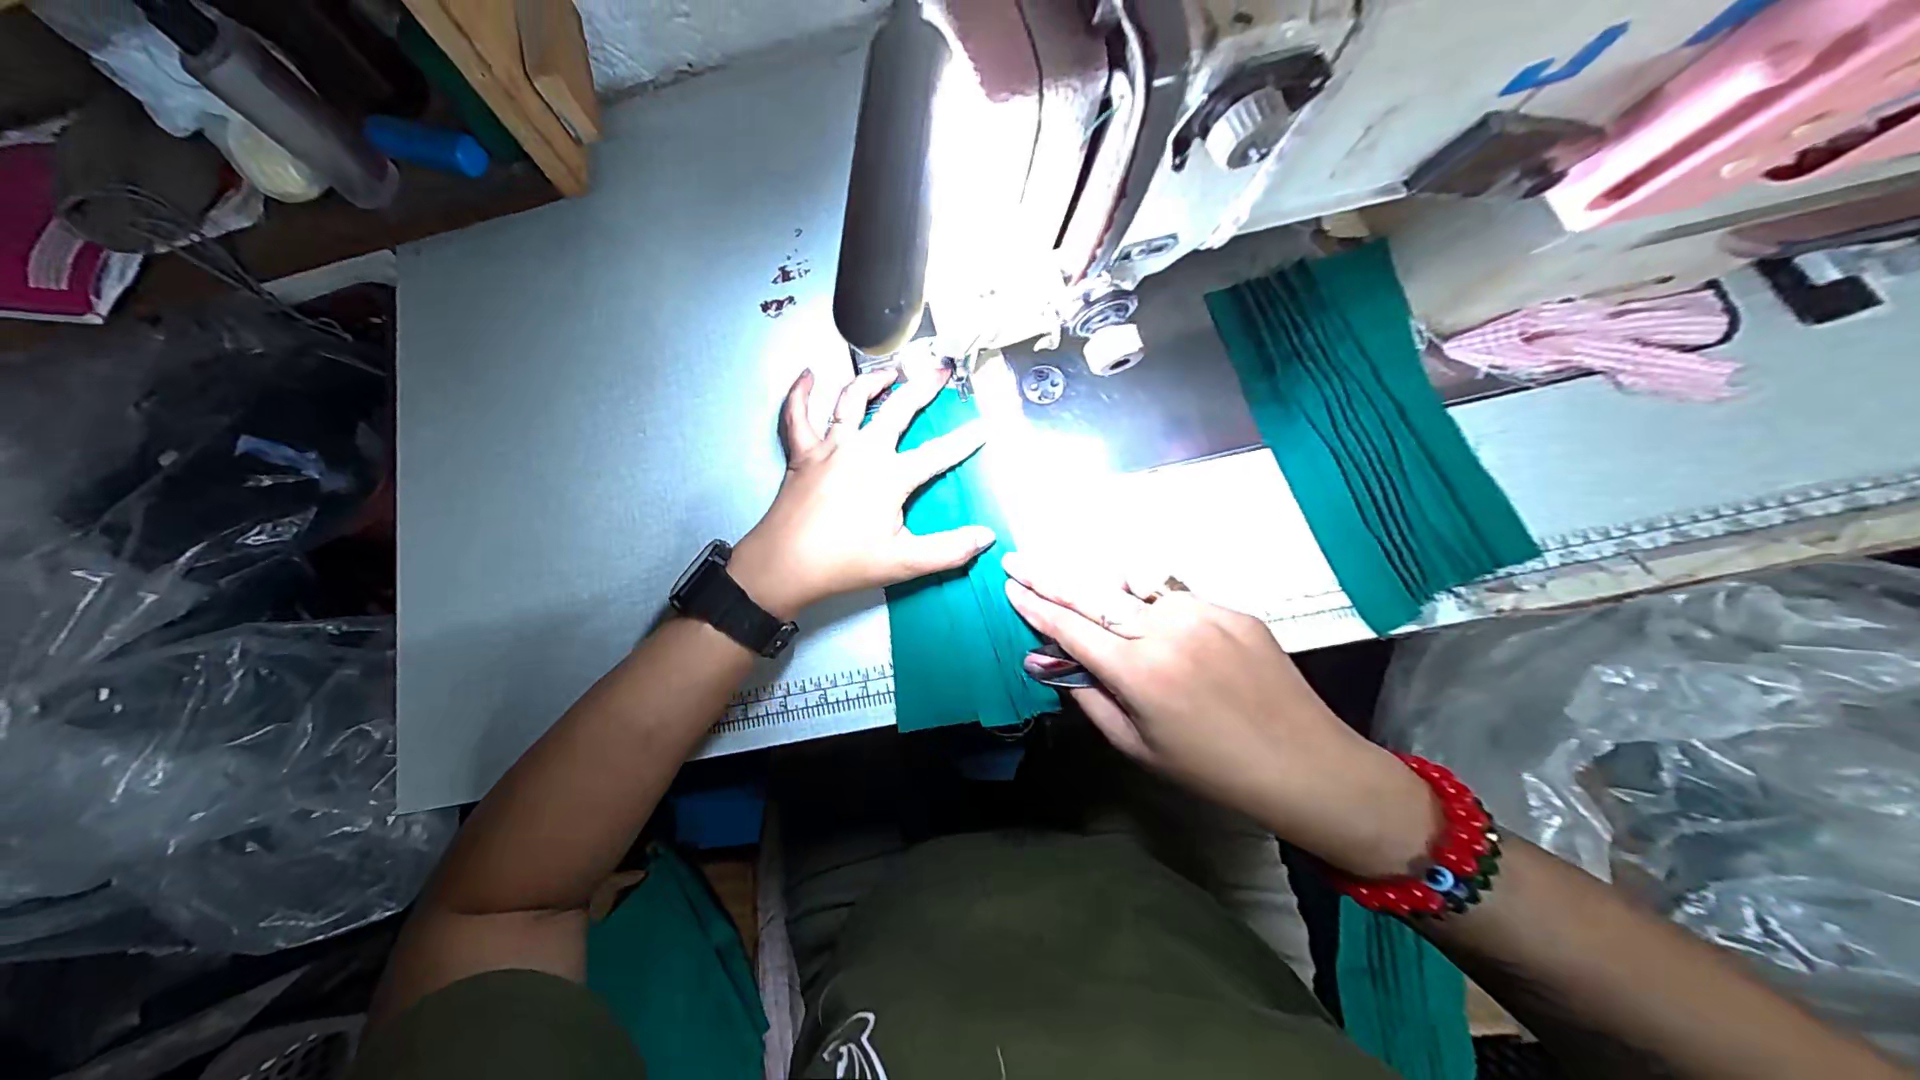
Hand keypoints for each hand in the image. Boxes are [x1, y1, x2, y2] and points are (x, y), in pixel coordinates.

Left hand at [729, 366, 992, 618]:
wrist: (783, 565)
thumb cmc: (843, 564)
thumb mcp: (904, 562)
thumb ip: (949, 550)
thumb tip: (986, 537)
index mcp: (890, 476)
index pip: (938, 454)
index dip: (965, 441)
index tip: (984, 427)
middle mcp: (861, 451)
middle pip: (898, 409)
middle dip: (923, 387)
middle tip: (940, 371)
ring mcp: (829, 448)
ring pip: (851, 401)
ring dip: (872, 381)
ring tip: (889, 371)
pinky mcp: (801, 454)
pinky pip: (797, 416)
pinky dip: (800, 393)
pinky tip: (807, 376)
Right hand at [1002, 553, 1440, 878]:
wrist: (1302, 761)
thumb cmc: (1208, 767)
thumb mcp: (1136, 745)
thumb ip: (1088, 698)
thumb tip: (1048, 663)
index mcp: (1139, 672)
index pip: (1070, 628)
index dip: (1035, 606)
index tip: (1010, 587)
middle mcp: (1166, 630)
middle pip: (1092, 592)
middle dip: (1049, 575)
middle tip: (1017, 558)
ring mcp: (1202, 613)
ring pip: (1134, 586)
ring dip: (1100, 584)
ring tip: (1074, 580)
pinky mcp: (1231, 609)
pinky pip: (1176, 597)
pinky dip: (1150, 602)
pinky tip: (1146, 616)